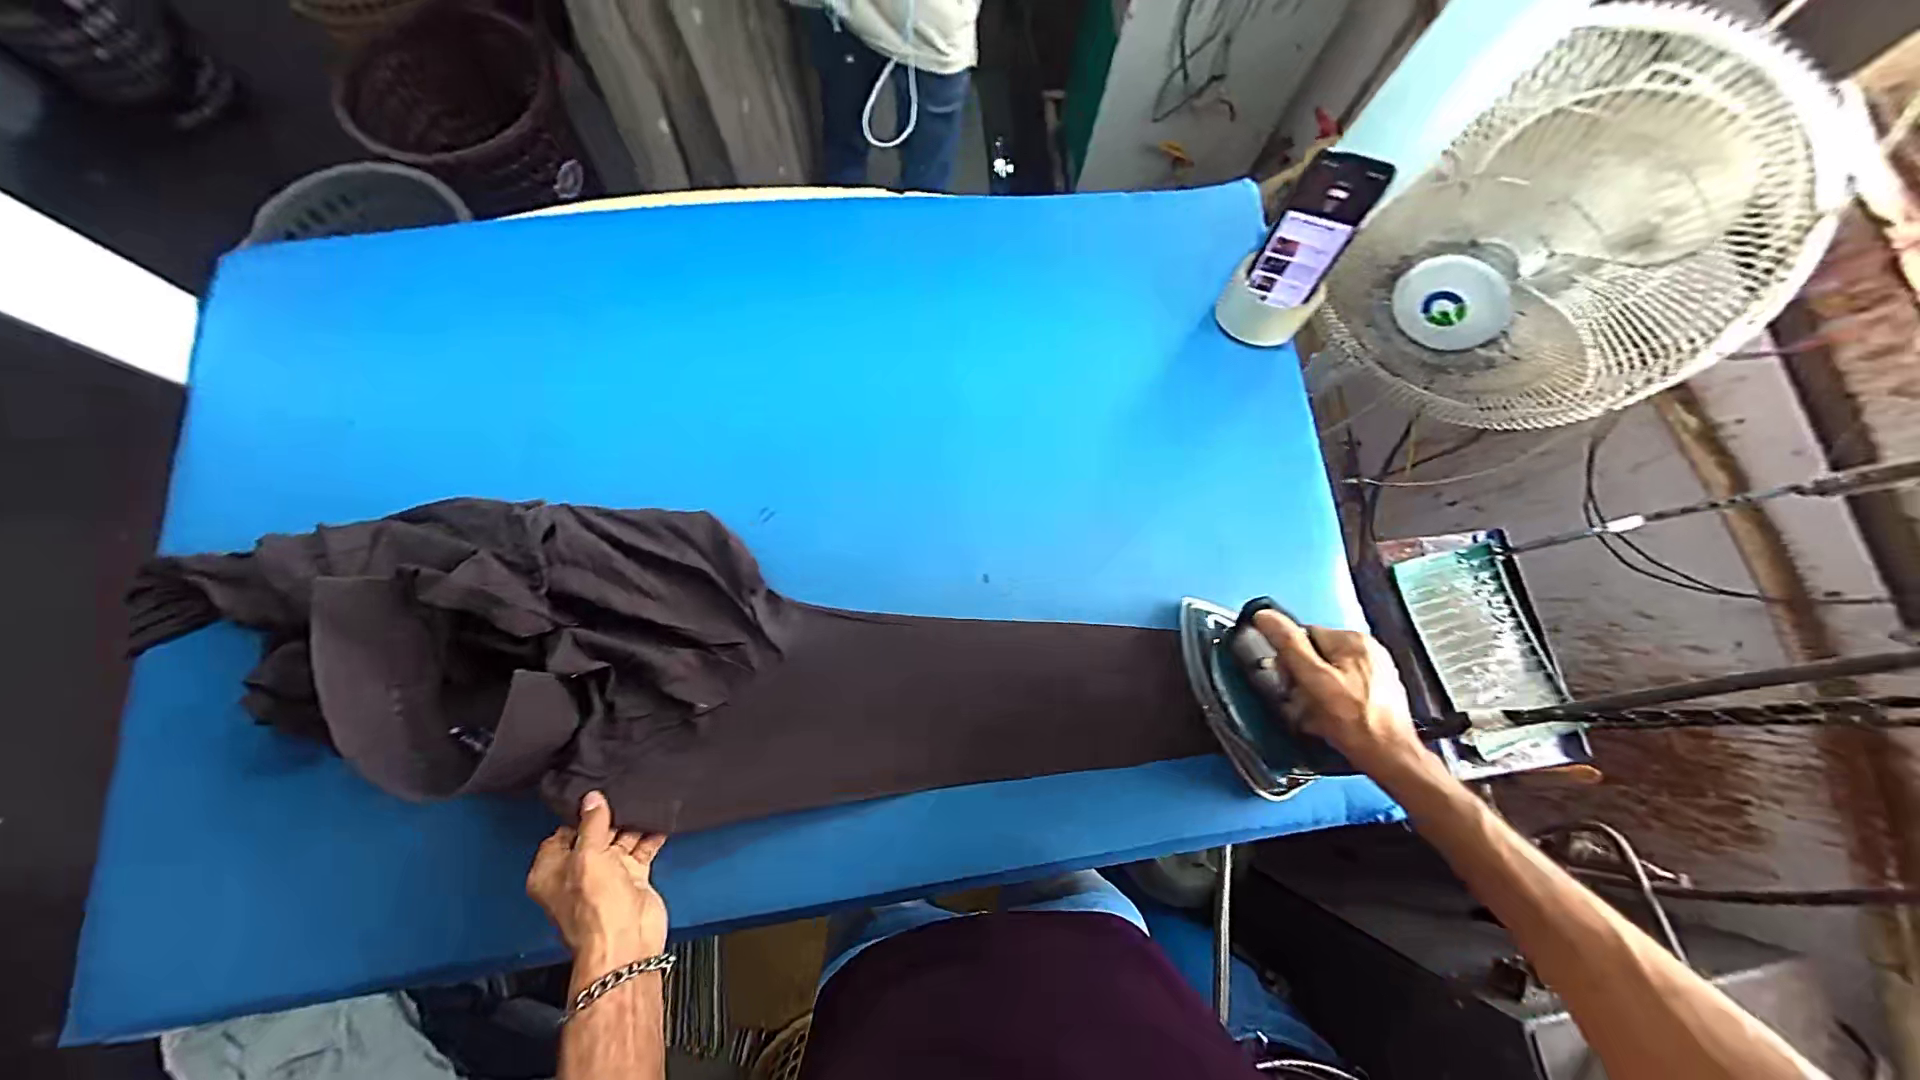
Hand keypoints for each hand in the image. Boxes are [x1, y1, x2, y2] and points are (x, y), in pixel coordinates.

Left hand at [527, 790, 669, 963]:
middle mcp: (578, 873)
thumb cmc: (596, 910)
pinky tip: (660, 821)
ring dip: (634, 825)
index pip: (562, 833)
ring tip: (646, 803)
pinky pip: (642, 850)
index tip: (596, 797)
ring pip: (620, 840)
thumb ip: (592, 824)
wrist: (627, 941)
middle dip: (611, 817)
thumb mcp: (588, 856)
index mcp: (552, 872)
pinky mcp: (632, 879)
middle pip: (594, 835)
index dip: (579, 816)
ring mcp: (607, 876)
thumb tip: (592, 799)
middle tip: (626, 795)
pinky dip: (651, 836)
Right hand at [1251, 609, 1423, 773]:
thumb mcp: (1314, 678)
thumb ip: (1289, 645)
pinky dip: (1332, 701)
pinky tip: (1332, 718)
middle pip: (1316, 654)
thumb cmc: (1353, 721)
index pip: (1304, 635)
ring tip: (1317, 714)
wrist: (1390, 758)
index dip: (1289, 659)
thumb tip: (1266, 616)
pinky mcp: (1379, 691)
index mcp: (1353, 640)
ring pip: (1328, 673)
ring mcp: (1376, 671)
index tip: (1289, 681)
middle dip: (1303, 677)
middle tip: (1303, 701)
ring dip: (1315, 691)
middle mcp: (1368, 650)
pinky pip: (1343, 688)